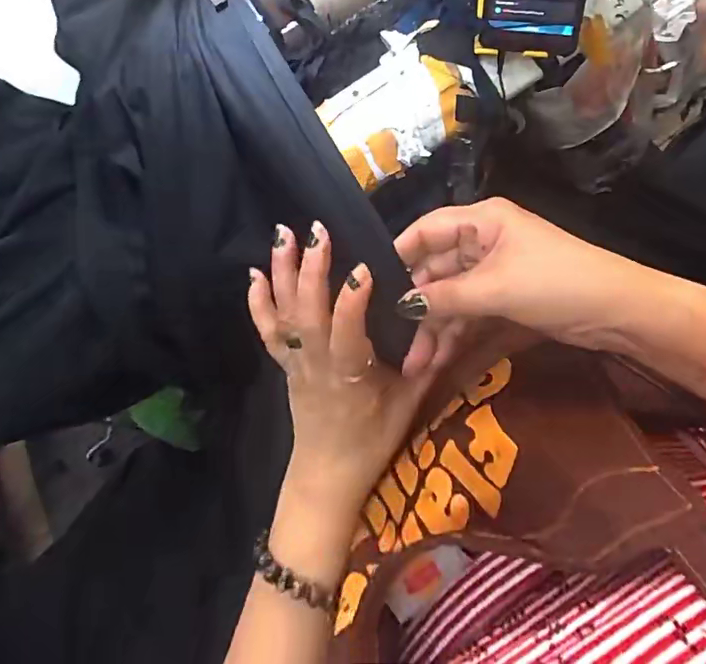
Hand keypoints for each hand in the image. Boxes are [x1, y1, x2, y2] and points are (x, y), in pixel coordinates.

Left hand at [247, 222, 456, 520]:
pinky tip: (254, 273)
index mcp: (350, 375)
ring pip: (284, 314)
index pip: (347, 333)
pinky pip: (267, 330)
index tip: (363, 267)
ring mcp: (295, 361)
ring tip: (282, 235)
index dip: (352, 301)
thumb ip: (426, 363)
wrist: (328, 475)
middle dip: (312, 269)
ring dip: (282, 273)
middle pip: (308, 313)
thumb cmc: (372, 439)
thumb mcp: (409, 404)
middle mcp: (316, 363)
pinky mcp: (284, 362)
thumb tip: (450, 320)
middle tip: (318, 231)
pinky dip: (258, 301)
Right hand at [394, 198, 644, 351]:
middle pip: (436, 269)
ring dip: (434, 328)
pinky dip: (455, 333)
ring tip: (414, 364)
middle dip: (417, 307)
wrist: (621, 312)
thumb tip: (401, 307)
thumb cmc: (556, 283)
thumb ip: (445, 297)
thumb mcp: (496, 288)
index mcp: (481, 221)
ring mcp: (494, 271)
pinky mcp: (506, 297)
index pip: (426, 230)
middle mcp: (483, 241)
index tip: (373, 287)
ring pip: (451, 296)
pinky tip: (436, 359)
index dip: (399, 255)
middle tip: (395, 343)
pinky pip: (469, 311)